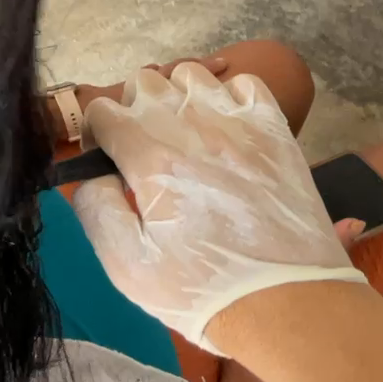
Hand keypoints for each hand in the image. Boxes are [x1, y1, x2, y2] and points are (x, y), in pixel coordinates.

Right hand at [70, 62, 367, 354]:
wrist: (291, 308)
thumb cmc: (202, 290)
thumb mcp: (125, 264)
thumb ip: (94, 207)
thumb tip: (91, 173)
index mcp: (146, 156)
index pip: (101, 110)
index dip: (97, 134)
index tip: (109, 160)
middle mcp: (186, 126)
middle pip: (142, 81)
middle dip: (133, 109)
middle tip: (147, 149)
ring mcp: (234, 123)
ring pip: (189, 73)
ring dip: (179, 97)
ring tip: (189, 134)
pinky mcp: (274, 130)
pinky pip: (245, 84)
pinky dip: (231, 98)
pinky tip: (231, 129)